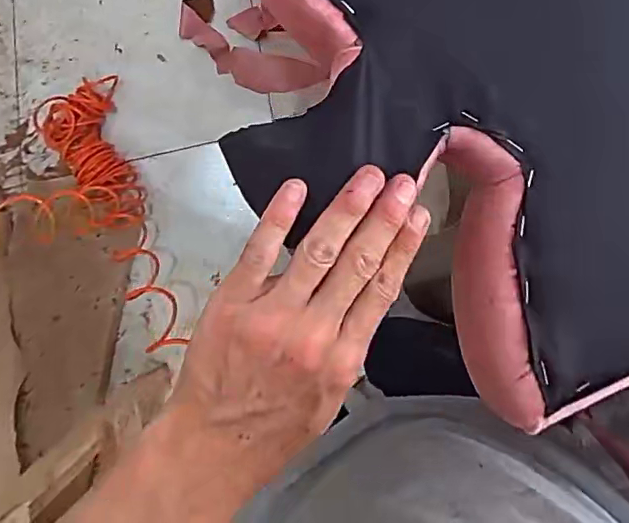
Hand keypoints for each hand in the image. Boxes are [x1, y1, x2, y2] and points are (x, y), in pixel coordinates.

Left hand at [77, 166, 429, 521]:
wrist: (209, 451)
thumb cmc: (274, 423)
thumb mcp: (333, 394)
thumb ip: (355, 342)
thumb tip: (376, 289)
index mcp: (342, 357)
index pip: (382, 287)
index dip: (404, 245)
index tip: (418, 214)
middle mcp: (311, 334)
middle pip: (358, 262)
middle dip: (384, 217)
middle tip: (403, 183)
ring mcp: (271, 315)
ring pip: (319, 250)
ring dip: (347, 208)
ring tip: (368, 178)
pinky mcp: (233, 303)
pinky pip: (259, 253)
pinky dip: (279, 218)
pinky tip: (296, 189)